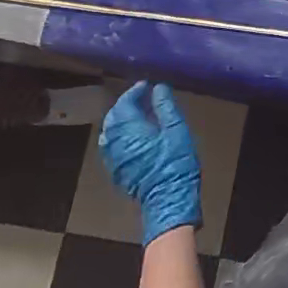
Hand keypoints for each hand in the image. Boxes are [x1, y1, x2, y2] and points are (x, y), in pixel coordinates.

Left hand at [99, 81, 201, 245]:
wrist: (169, 201)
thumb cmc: (176, 164)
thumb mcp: (177, 131)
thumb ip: (165, 107)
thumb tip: (158, 88)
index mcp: (129, 128)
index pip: (125, 102)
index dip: (135, 91)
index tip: (146, 86)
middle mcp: (115, 141)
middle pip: (114, 116)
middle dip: (126, 104)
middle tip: (143, 99)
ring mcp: (113, 158)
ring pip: (110, 131)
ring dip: (121, 120)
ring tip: (138, 116)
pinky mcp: (116, 171)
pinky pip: (112, 146)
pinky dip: (120, 136)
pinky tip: (133, 138)